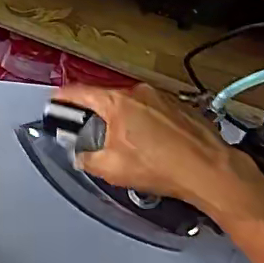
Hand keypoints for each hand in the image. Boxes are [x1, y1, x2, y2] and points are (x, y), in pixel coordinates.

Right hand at [52, 83, 263, 214]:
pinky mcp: (181, 107)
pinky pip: (155, 113)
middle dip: (99, 118)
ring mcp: (163, 97)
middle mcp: (141, 93)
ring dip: (127, 124)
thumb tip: (83, 156)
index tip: (56, 101)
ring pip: (134, 107)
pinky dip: (149, 127)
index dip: (63, 98)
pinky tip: (154, 148)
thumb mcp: (111, 169)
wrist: (207, 169)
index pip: (80, 93)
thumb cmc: (164, 167)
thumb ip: (87, 158)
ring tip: (132, 151)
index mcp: (118, 101)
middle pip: (108, 100)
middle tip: (94, 138)